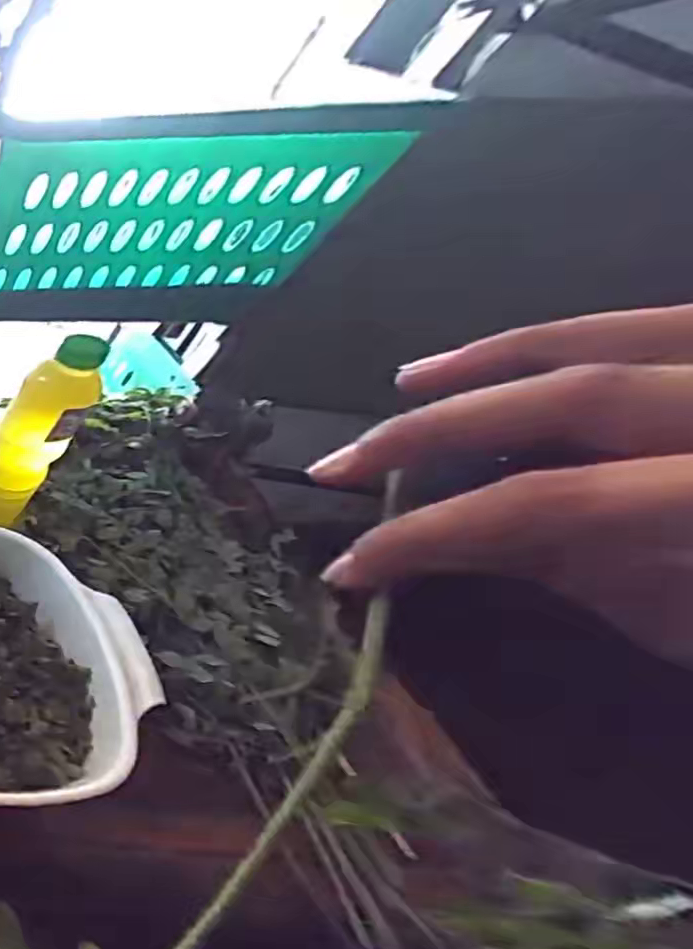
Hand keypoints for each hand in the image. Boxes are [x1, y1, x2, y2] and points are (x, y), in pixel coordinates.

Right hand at [309, 303, 692, 665]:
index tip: (348, 570)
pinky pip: (674, 325)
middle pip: (573, 395)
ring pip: (628, 329)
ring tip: (406, 381)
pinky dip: (580, 334)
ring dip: (494, 358)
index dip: (429, 535)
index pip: (551, 502)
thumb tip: (443, 544)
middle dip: (432, 431)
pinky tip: (515, 358)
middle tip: (337, 465)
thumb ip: (588, 574)